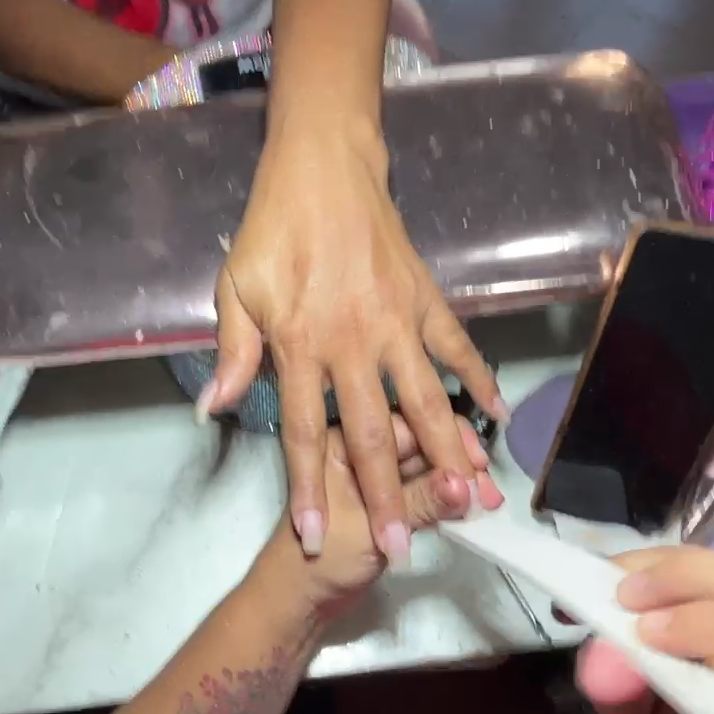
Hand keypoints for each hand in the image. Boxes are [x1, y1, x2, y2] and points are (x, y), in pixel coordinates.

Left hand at [208, 125, 507, 567]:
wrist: (323, 165)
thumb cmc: (272, 231)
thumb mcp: (235, 290)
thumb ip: (233, 355)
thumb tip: (215, 412)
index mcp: (301, 346)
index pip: (304, 434)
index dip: (307, 490)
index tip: (315, 539)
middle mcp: (353, 343)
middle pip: (371, 433)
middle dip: (384, 496)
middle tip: (400, 548)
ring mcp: (398, 323)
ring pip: (426, 401)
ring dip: (444, 455)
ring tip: (464, 499)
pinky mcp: (428, 301)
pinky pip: (458, 348)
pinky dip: (481, 379)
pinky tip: (499, 415)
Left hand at [268, 414, 504, 616]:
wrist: (299, 602)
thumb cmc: (322, 559)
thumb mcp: (371, 528)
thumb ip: (419, 503)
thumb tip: (466, 483)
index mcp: (344, 440)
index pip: (404, 426)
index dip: (445, 443)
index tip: (479, 465)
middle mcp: (360, 448)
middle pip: (420, 443)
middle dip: (458, 464)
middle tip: (489, 490)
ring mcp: (374, 476)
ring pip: (426, 468)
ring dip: (457, 484)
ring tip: (488, 504)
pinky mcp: (385, 501)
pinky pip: (422, 490)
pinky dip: (446, 499)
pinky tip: (472, 509)